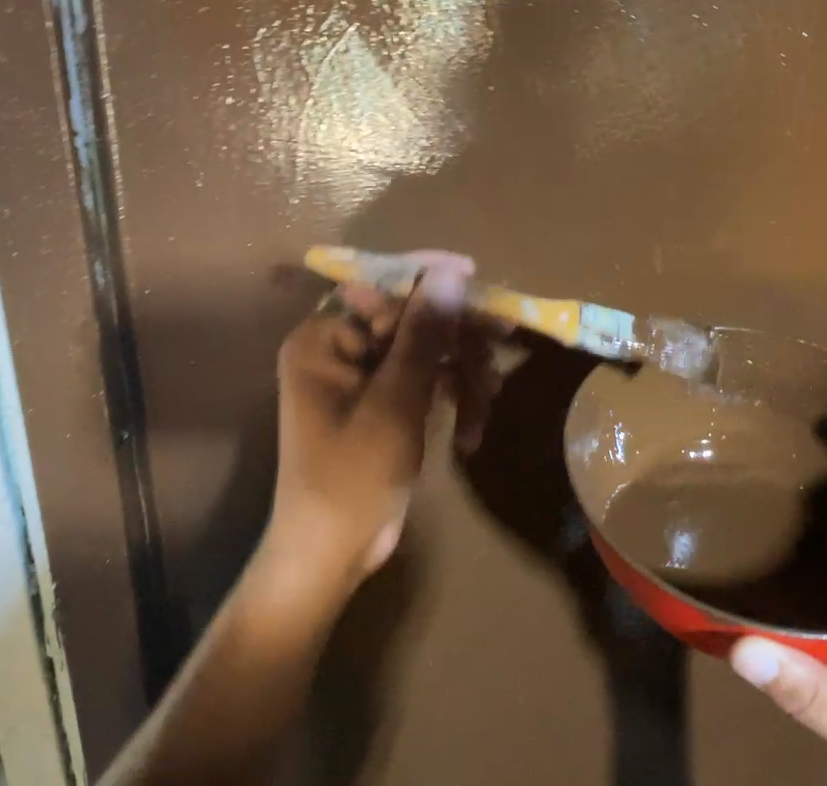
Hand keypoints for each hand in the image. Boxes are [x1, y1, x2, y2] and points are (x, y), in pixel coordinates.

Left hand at [270, 254, 473, 581]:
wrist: (334, 553)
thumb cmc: (351, 476)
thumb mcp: (394, 403)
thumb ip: (422, 335)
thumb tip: (449, 273)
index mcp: (323, 339)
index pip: (380, 286)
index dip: (429, 279)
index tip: (476, 278)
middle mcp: (340, 349)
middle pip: (411, 318)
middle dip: (456, 339)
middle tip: (502, 343)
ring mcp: (364, 378)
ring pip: (427, 351)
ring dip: (461, 376)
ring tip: (486, 406)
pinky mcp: (385, 404)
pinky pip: (426, 382)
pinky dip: (452, 400)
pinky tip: (471, 433)